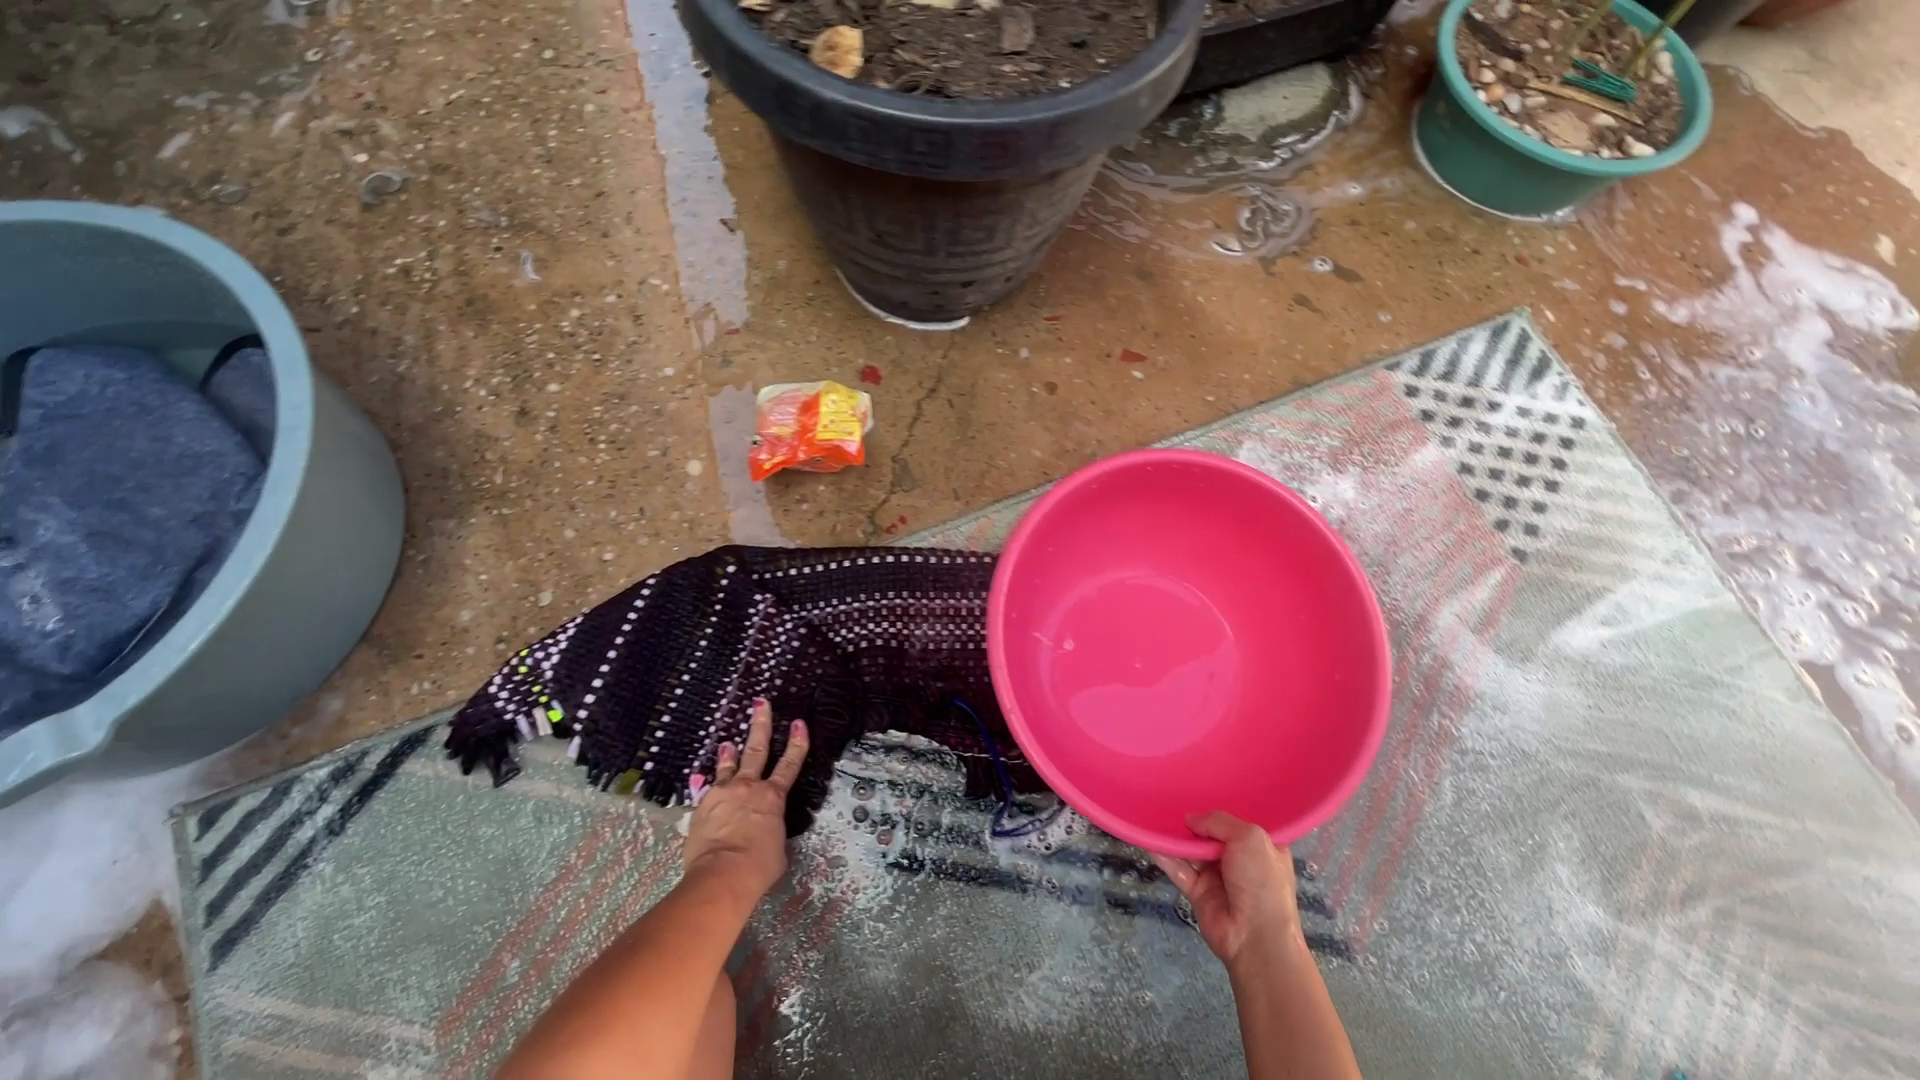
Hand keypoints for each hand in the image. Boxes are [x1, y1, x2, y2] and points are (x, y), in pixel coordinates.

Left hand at [682, 697, 808, 904]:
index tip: (799, 723)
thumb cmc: (759, 866)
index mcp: (773, 798)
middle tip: (761, 704)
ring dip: (730, 753)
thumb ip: (772, 832)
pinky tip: (707, 789)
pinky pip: (709, 790)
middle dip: (761, 725)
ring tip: (729, 742)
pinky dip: (711, 786)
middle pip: (757, 750)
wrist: (723, 874)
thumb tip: (764, 834)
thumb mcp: (777, 849)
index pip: (790, 764)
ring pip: (728, 766)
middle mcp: (749, 788)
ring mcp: (723, 793)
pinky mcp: (702, 806)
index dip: (797, 742)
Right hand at [1150, 812, 1302, 967]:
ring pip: (1192, 852)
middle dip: (1193, 823)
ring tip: (1153, 818)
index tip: (1197, 795)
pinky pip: (1179, 870)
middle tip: (1169, 804)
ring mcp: (1218, 877)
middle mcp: (1240, 860)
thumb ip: (1218, 822)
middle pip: (1210, 836)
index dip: (1220, 813)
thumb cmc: (1261, 881)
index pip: (1238, 824)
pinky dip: (1165, 857)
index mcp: (1261, 847)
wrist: (1255, 936)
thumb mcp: (1249, 838)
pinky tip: (1150, 842)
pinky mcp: (1198, 893)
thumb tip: (1190, 819)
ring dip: (1175, 838)